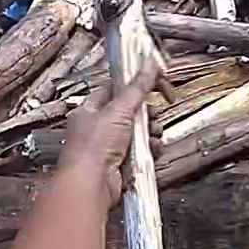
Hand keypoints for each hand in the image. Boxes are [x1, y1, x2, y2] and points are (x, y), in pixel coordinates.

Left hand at [56, 71, 153, 207]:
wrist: (90, 185)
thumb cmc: (95, 145)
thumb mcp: (119, 110)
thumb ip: (138, 87)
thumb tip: (150, 62)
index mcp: (90, 109)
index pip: (115, 90)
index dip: (136, 85)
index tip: (158, 84)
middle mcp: (97, 128)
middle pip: (130, 112)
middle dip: (148, 114)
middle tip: (155, 116)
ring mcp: (108, 147)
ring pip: (138, 133)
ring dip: (151, 132)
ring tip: (155, 135)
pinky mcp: (119, 165)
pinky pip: (140, 152)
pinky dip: (150, 150)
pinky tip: (154, 150)